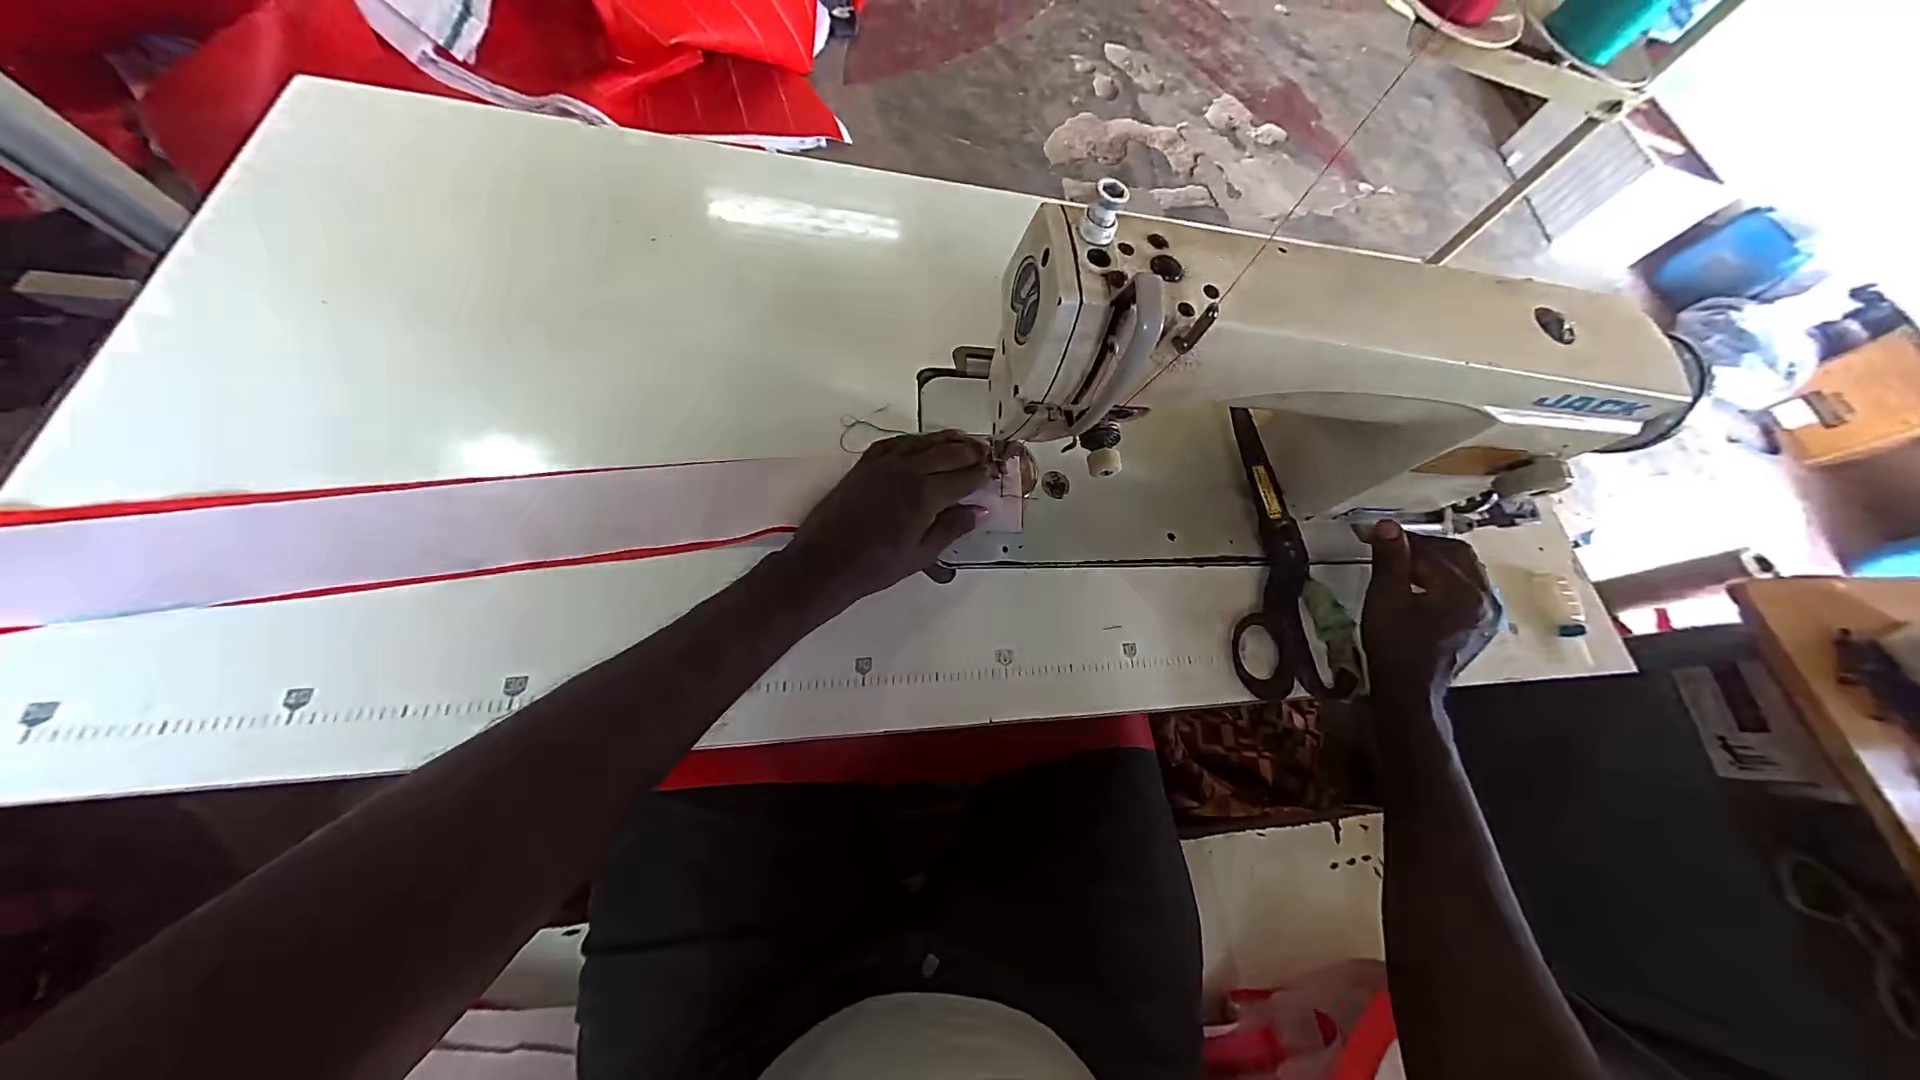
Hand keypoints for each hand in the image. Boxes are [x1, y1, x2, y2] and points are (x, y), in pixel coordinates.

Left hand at [780, 430, 991, 605]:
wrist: (826, 562)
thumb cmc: (876, 566)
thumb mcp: (922, 554)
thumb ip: (952, 528)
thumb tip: (979, 511)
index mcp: (925, 494)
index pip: (964, 477)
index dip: (982, 474)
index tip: (994, 473)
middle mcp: (907, 471)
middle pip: (948, 453)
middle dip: (971, 452)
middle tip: (987, 454)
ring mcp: (884, 464)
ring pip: (924, 441)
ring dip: (948, 440)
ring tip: (965, 441)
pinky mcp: (865, 464)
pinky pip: (896, 442)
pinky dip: (916, 439)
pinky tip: (923, 442)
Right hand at [1361, 520, 1502, 697]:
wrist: (1409, 691)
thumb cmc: (1393, 646)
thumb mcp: (1384, 600)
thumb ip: (1390, 560)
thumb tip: (1387, 526)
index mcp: (1462, 590)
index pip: (1430, 550)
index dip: (1400, 540)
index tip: (1373, 534)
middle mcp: (1483, 597)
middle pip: (1456, 555)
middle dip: (1423, 546)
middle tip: (1390, 546)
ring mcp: (1487, 612)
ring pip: (1465, 570)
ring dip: (1436, 560)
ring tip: (1404, 564)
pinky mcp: (1481, 624)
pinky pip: (1468, 588)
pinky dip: (1446, 578)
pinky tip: (1423, 586)